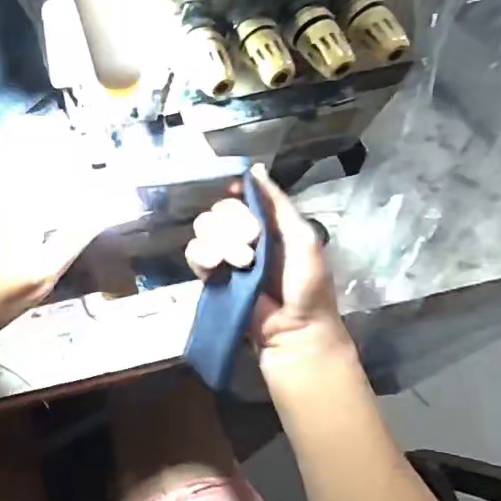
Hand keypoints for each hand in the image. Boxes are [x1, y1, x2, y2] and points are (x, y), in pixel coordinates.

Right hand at [185, 164, 350, 371]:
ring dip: (222, 240)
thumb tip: (255, 169)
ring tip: (242, 262)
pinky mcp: (210, 276)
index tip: (235, 190)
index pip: (241, 196)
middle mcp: (243, 236)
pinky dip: (203, 255)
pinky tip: (218, 266)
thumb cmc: (306, 285)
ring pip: (205, 228)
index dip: (236, 192)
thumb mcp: (302, 237)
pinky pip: (195, 253)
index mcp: (267, 224)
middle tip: (252, 240)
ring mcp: (225, 256)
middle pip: (221, 210)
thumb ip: (277, 203)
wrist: (294, 330)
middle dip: (234, 221)